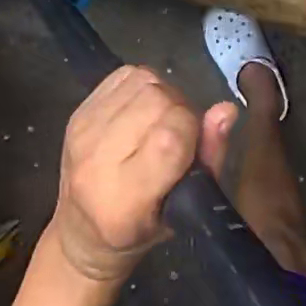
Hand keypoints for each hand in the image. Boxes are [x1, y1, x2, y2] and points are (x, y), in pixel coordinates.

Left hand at [52, 65, 238, 283]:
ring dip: (163, 93)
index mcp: (125, 198)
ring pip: (142, 80)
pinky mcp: (78, 111)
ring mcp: (83, 130)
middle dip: (180, 109)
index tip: (193, 145)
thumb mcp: (185, 207)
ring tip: (162, 119)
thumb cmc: (141, 229)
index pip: (169, 138)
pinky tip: (142, 109)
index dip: (192, 129)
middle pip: (156, 100)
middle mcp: (97, 160)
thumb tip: (227, 109)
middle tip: (180, 132)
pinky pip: (123, 75)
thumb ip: (211, 157)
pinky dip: (142, 85)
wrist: (82, 230)